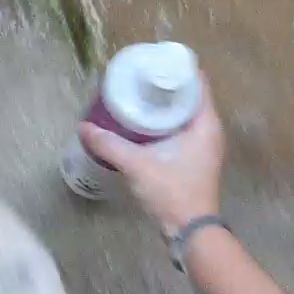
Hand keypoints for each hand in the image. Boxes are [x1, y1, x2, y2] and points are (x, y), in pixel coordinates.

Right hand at [78, 81, 225, 233]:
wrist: (190, 232)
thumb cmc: (173, 193)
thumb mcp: (138, 166)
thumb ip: (110, 145)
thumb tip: (83, 127)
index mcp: (206, 124)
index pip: (196, 82)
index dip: (176, 68)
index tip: (152, 61)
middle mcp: (209, 130)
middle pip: (188, 96)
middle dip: (164, 86)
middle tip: (138, 78)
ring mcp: (204, 146)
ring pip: (184, 114)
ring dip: (163, 106)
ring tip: (137, 96)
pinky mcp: (194, 159)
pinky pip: (180, 130)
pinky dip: (163, 123)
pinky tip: (142, 124)